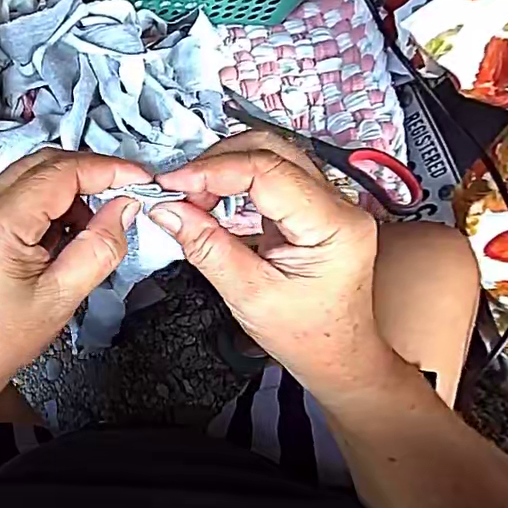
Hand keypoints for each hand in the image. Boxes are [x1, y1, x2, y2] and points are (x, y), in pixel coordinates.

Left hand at [0, 149, 149, 411]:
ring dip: (72, 190)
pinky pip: (23, 194)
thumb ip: (101, 246)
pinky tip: (67, 235)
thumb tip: (124, 207)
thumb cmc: (2, 338)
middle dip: (91, 173)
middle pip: (46, 163)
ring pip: (35, 175)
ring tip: (93, 228)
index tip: (139, 177)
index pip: (61, 172)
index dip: (107, 169)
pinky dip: (53, 204)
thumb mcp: (63, 295)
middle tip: (126, 193)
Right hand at [151, 145, 398, 394]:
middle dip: (216, 164)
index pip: (267, 171)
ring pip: (268, 156)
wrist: (336, 356)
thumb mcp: (249, 295)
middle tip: (178, 191)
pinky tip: (211, 200)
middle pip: (270, 151)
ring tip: (191, 198)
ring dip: (222, 170)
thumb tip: (169, 210)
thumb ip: (206, 247)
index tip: (174, 184)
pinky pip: (269, 176)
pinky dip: (233, 182)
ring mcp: (326, 204)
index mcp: (334, 226)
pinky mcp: (310, 209)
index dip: (213, 171)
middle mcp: (338, 205)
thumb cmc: (308, 336)